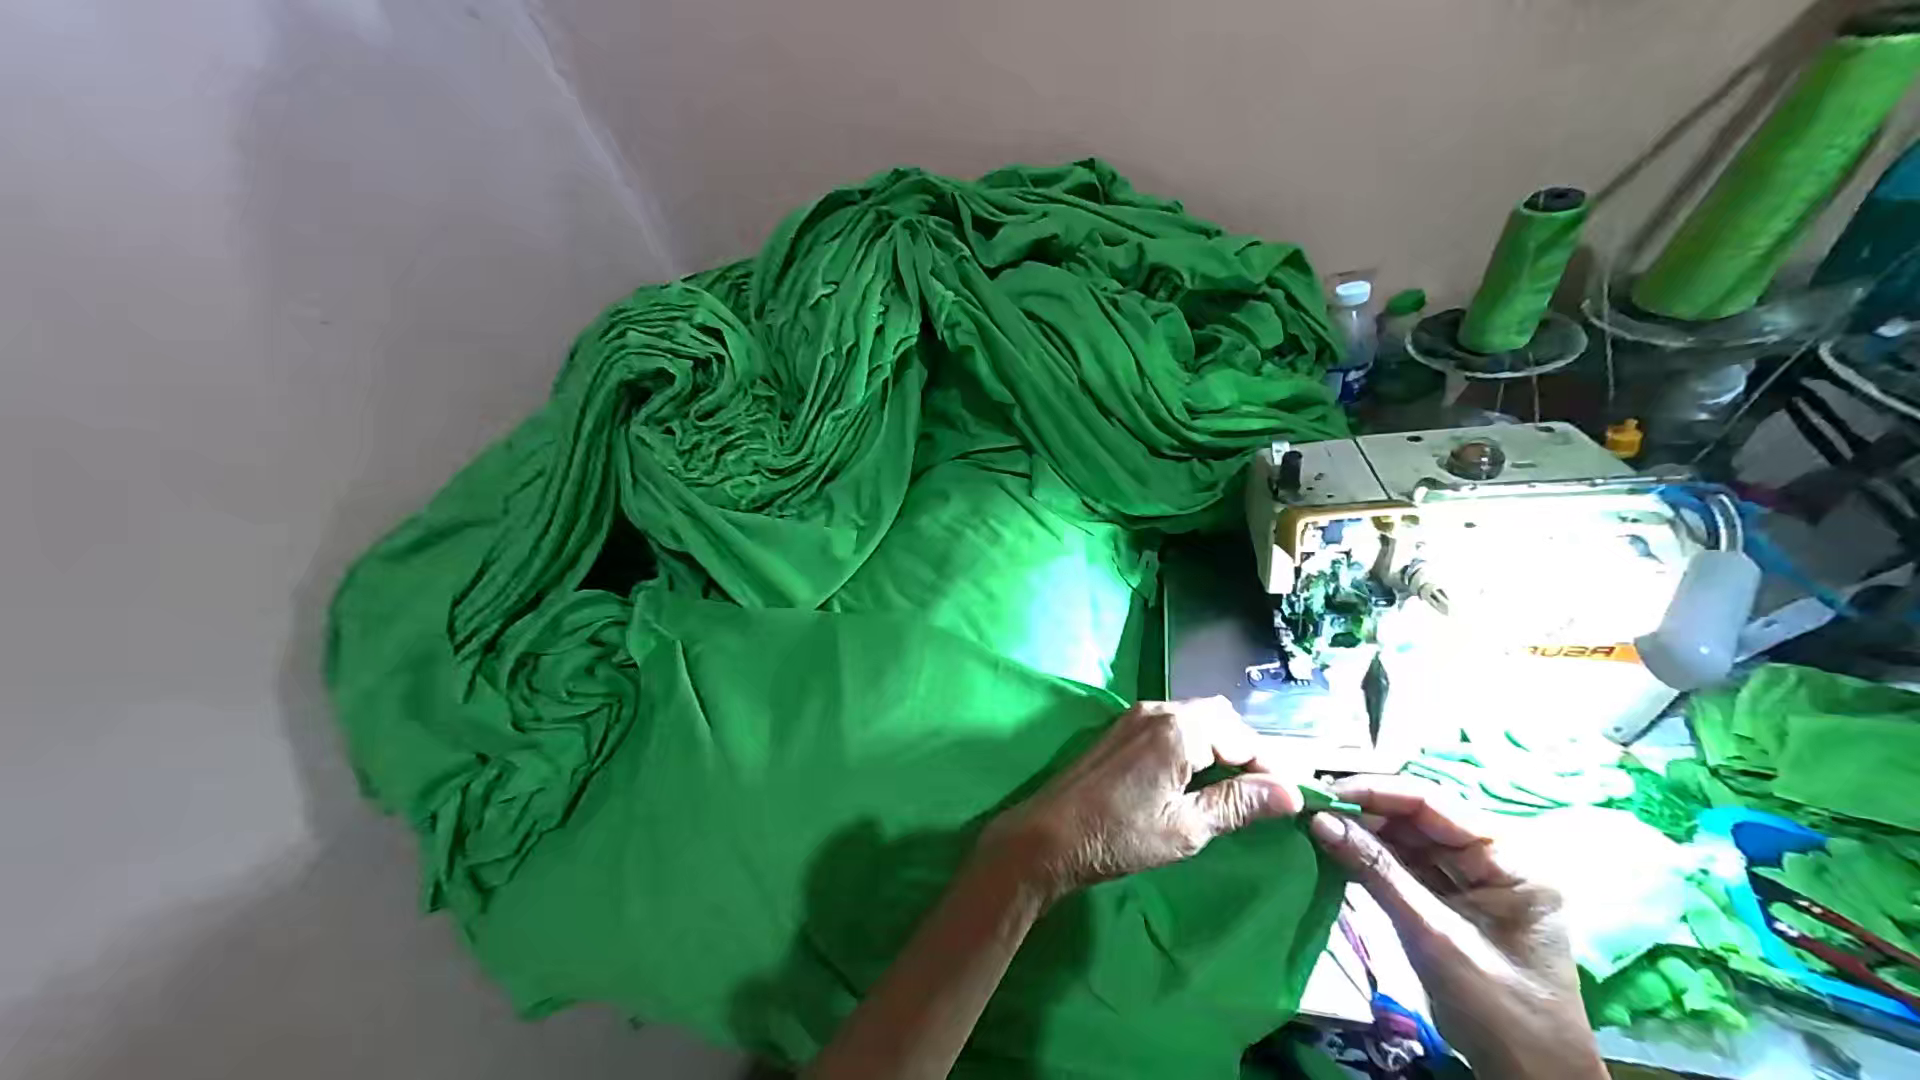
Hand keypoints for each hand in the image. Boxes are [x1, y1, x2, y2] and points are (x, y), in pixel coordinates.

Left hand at [982, 697, 1301, 904]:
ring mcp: (1135, 716)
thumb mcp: (1186, 828)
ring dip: (1220, 746)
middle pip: (1220, 719)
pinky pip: (1172, 724)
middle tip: (1263, 795)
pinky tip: (1195, 777)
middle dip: (1247, 751)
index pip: (1243, 736)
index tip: (1290, 801)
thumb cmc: (1118, 837)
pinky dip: (1194, 743)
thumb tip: (1290, 793)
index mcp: (1178, 730)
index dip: (1271, 767)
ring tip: (1234, 789)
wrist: (1047, 836)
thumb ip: (1238, 804)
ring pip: (1196, 718)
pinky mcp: (1121, 729)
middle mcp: (1157, 710)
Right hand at [1307, 777, 1605, 1079]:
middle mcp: (1491, 858)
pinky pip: (1404, 862)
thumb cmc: (1499, 1010)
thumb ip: (1377, 873)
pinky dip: (1369, 856)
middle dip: (1364, 810)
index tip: (1324, 794)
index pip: (1432, 802)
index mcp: (1509, 860)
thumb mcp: (1433, 936)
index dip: (1375, 791)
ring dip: (1362, 831)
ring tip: (1316, 826)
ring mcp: (1470, 878)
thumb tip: (1319, 820)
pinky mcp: (1449, 897)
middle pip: (1417, 815)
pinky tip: (1336, 851)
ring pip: (1406, 836)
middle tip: (1311, 810)